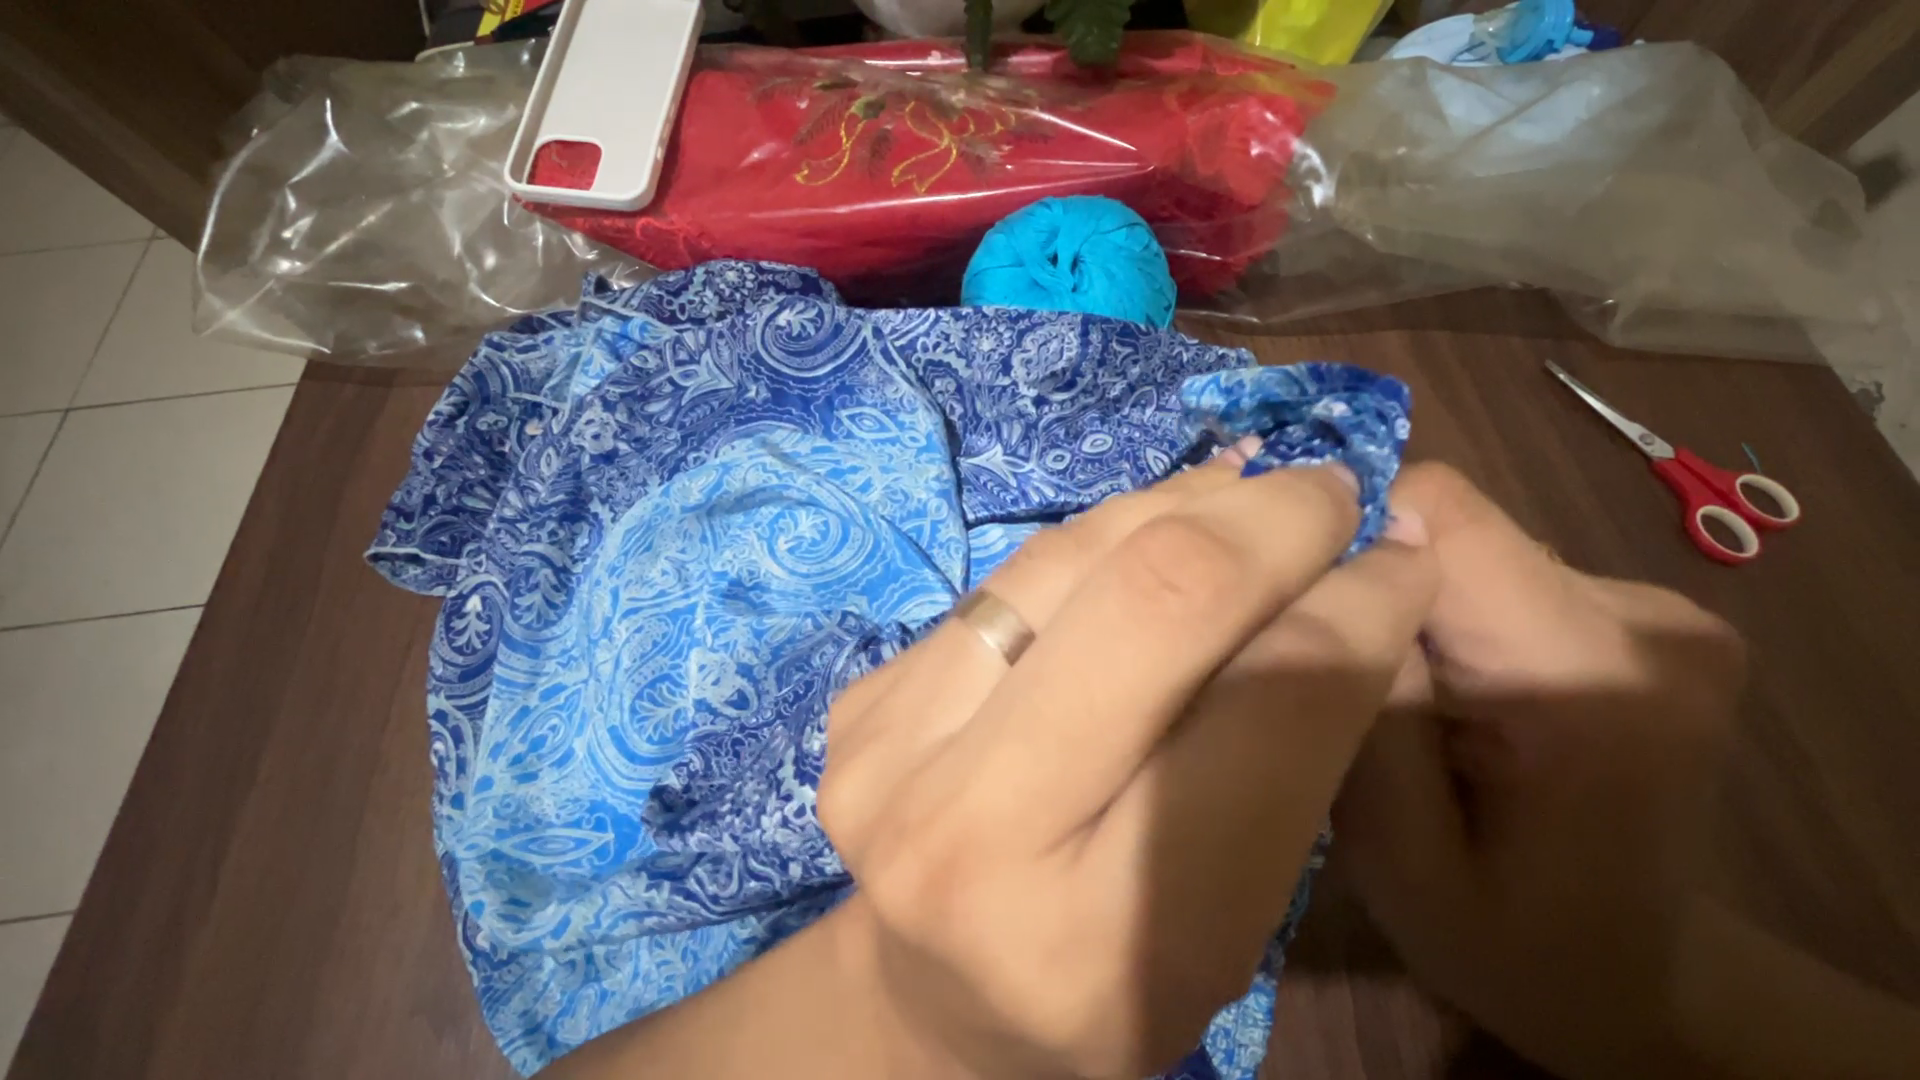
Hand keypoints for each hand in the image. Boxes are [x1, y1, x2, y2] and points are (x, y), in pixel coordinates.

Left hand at [818, 447, 1436, 1079]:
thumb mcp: (1227, 921)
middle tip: (1329, 492)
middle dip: (1265, 524)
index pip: (1263, 713)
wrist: (931, 991)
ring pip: (1066, 558)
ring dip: (1178, 504)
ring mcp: (891, 751)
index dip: (1351, 613)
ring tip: (1249, 488)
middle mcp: (971, 832)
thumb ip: (1290, 759)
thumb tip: (1354, 580)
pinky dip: (1099, 535)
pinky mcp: (858, 699)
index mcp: (1101, 937)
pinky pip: (1009, 575)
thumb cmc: (1106, 984)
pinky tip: (1151, 525)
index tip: (1400, 562)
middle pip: (1149, 602)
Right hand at [1333, 464, 1745, 1078]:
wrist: (1638, 981)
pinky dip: (1454, 616)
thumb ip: (1364, 706)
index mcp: (1584, 675)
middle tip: (1341, 678)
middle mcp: (1644, 616)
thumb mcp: (1394, 853)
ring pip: (1468, 547)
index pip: (1437, 511)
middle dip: (1375, 584)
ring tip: (1403, 700)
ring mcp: (1659, 609)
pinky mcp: (1644, 613)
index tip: (1297, 610)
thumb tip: (1333, 569)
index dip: (1345, 540)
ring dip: (1412, 604)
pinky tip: (1455, 695)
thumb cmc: (1504, 941)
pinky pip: (1500, 571)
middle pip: (1448, 528)